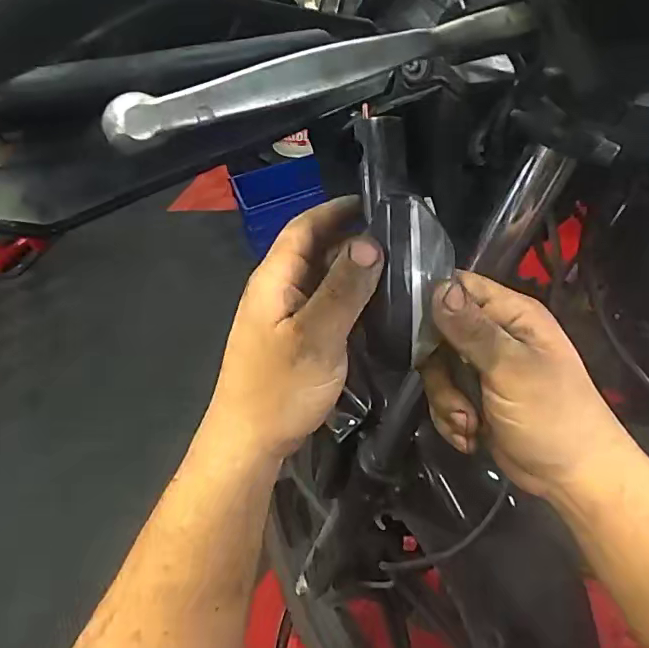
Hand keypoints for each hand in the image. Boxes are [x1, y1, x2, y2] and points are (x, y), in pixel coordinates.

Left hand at [205, 196, 382, 460]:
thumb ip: (343, 288)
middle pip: (316, 249)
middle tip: (400, 236)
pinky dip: (351, 295)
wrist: (249, 445)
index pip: (304, 227)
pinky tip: (379, 302)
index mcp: (275, 278)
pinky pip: (326, 302)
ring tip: (398, 264)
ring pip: (323, 276)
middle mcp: (279, 288)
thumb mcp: (316, 336)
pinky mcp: (297, 336)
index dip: (337, 209)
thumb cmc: (278, 389)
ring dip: (354, 267)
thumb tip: (370, 242)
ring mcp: (286, 314)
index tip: (376, 201)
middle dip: (353, 236)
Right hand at [422, 271, 637, 499]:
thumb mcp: (511, 368)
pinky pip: (446, 396)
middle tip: (456, 396)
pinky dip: (452, 419)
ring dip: (447, 401)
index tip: (421, 332)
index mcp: (512, 313)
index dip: (435, 301)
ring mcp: (486, 367)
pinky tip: (471, 436)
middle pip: (441, 331)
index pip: (461, 286)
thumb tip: (439, 288)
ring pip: (439, 369)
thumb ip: (472, 329)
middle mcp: (497, 333)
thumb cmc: (553, 416)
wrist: (575, 478)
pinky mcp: (477, 398)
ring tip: (470, 423)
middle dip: (440, 369)